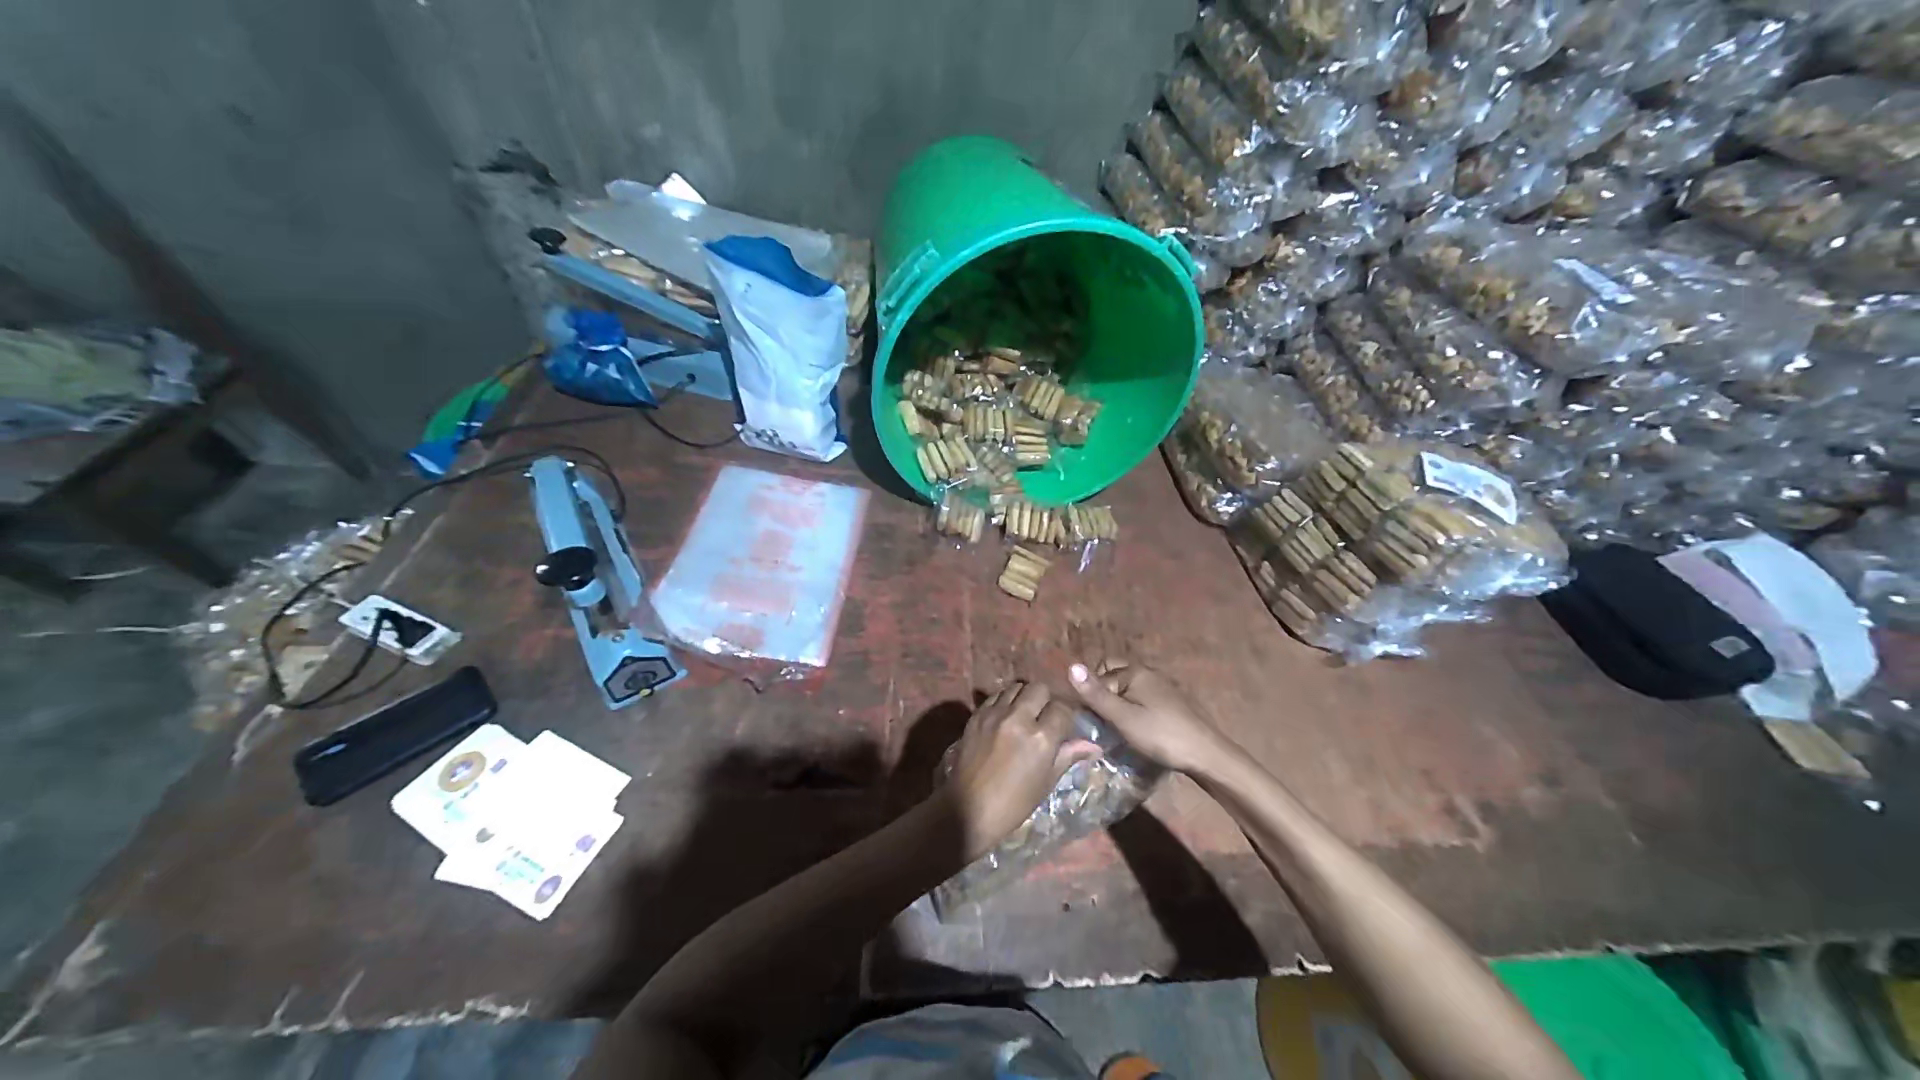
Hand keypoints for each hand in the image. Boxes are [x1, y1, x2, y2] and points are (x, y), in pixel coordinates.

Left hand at [943, 682, 1101, 859]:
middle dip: (1046, 700)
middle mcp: (1018, 718)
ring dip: (1025, 697)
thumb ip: (1068, 755)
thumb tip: (1093, 746)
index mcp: (1041, 738)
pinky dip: (1005, 702)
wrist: (968, 809)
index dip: (1067, 717)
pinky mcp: (976, 715)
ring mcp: (994, 714)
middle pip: (1039, 689)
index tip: (1065, 726)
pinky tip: (1006, 718)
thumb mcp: (1047, 782)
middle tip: (1045, 717)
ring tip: (1025, 714)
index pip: (1063, 709)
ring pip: (1016, 687)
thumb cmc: (1014, 803)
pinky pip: (996, 696)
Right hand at [1068, 660, 1231, 775]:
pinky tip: (1133, 728)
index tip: (1086, 719)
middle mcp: (1148, 672)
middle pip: (1114, 674)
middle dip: (1102, 692)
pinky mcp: (1170, 702)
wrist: (1206, 754)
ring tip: (1112, 727)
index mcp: (1134, 671)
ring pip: (1128, 687)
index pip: (1099, 674)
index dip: (1089, 695)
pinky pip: (1141, 697)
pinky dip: (1132, 708)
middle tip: (1098, 719)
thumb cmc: (1160, 735)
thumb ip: (1096, 694)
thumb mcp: (1123, 717)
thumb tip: (1071, 666)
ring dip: (1117, 701)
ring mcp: (1161, 686)